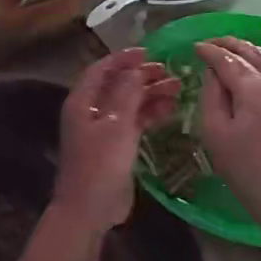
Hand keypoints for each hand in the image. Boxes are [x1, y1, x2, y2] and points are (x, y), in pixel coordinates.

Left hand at [55, 48, 180, 231]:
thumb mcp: (116, 124)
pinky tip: (171, 109)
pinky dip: (150, 114)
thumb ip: (127, 93)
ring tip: (178, 87)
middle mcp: (91, 111)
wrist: (90, 209)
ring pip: (128, 103)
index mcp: (82, 101)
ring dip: (150, 94)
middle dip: (142, 76)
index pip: (101, 69)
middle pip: (117, 85)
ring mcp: (103, 129)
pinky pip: (134, 122)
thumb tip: (137, 69)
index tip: (149, 52)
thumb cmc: (100, 164)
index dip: (123, 58)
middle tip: (169, 71)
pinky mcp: (115, 146)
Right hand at [195, 38, 260, 231]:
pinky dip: (257, 64)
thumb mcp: (215, 132)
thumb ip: (210, 95)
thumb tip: (212, 72)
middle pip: (251, 51)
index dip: (208, 50)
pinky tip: (246, 72)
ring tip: (225, 53)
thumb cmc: (246, 168)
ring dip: (244, 52)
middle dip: (228, 44)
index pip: (227, 59)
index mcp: (255, 88)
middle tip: (208, 43)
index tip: (194, 46)